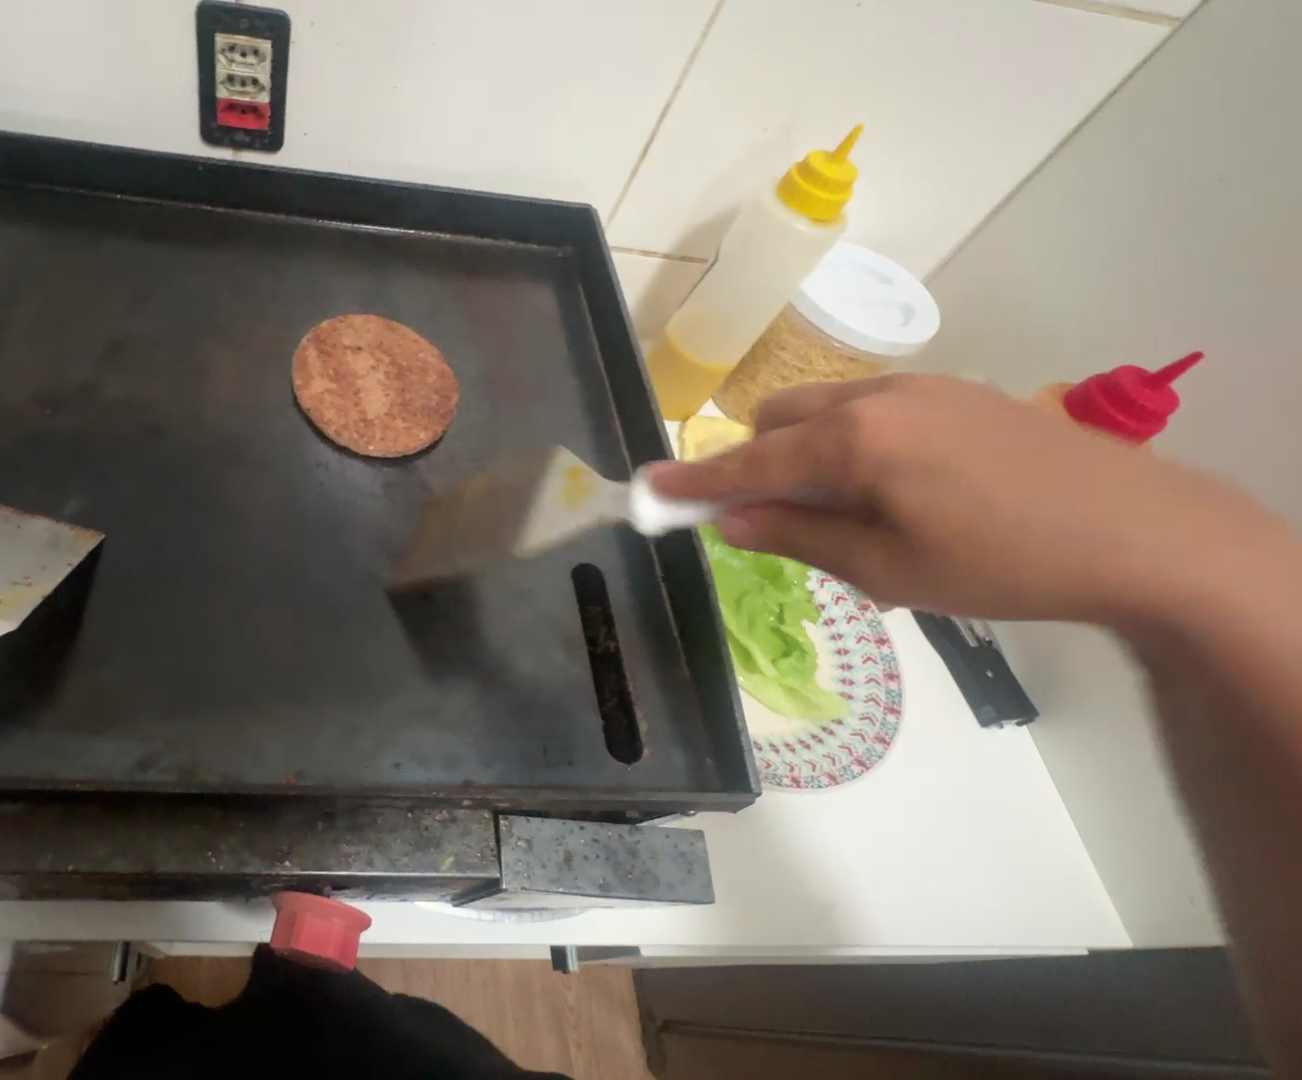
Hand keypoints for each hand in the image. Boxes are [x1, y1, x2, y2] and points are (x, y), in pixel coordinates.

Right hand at [650, 375, 1288, 628]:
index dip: (694, 480)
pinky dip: (844, 440)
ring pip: (820, 406)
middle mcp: (876, 397)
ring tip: (837, 506)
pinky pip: (866, 406)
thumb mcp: (885, 568)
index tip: (648, 488)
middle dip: (752, 462)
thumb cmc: (1002, 564)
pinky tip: (888, 486)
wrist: (1148, 535)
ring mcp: (920, 387)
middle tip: (765, 516)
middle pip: (775, 420)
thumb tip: (731, 520)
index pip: (748, 463)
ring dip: (799, 449)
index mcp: (853, 441)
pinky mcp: (955, 392)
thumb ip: (796, 535)